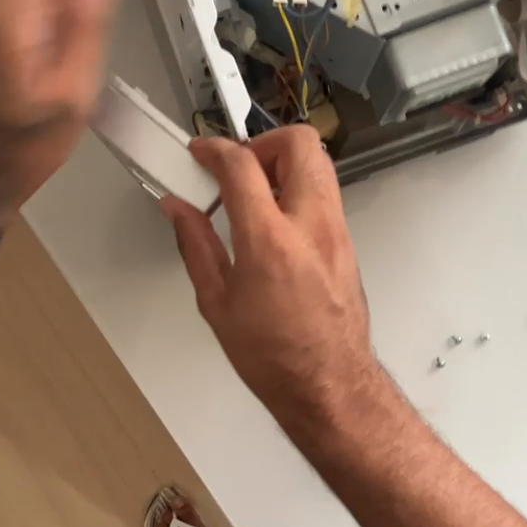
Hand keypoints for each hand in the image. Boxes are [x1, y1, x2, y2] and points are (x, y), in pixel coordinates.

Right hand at [164, 126, 387, 423]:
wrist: (328, 384)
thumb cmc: (277, 357)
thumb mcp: (217, 302)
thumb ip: (196, 245)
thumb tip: (179, 211)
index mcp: (269, 241)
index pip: (241, 164)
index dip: (213, 149)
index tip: (200, 153)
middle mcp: (310, 226)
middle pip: (297, 143)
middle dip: (260, 143)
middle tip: (236, 168)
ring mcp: (336, 232)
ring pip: (318, 163)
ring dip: (283, 164)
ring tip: (254, 193)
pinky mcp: (347, 242)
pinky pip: (325, 193)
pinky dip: (299, 189)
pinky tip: (275, 219)